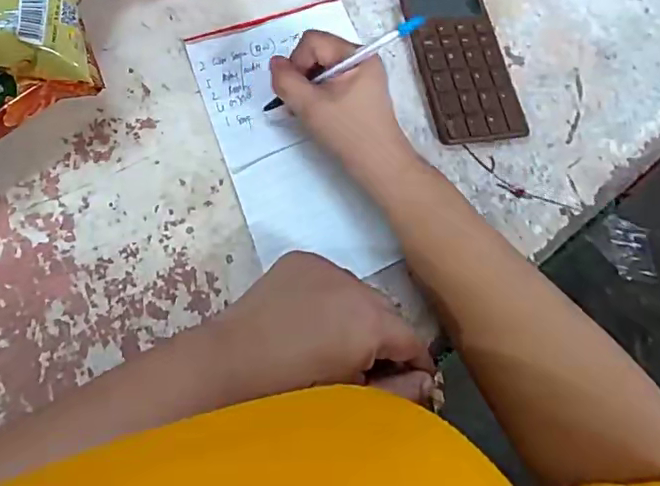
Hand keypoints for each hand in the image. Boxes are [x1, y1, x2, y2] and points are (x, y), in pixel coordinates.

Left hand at [207, 252, 435, 403]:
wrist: (233, 362)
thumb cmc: (294, 390)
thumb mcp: (351, 400)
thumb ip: (397, 392)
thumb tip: (427, 383)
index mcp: (371, 319)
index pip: (413, 338)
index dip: (416, 365)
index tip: (411, 384)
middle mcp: (353, 282)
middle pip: (386, 310)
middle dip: (386, 338)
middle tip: (369, 369)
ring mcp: (323, 265)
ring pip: (358, 291)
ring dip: (358, 314)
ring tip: (337, 344)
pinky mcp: (299, 259)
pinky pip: (329, 277)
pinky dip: (330, 295)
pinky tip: (314, 320)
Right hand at [269, 30, 420, 180]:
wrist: (381, 166)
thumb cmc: (347, 133)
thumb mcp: (309, 106)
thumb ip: (286, 80)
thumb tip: (275, 63)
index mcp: (356, 55)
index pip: (312, 41)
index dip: (296, 62)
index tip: (296, 90)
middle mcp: (361, 58)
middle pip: (316, 51)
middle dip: (301, 74)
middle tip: (299, 101)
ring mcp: (363, 73)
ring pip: (321, 66)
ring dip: (307, 85)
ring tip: (307, 109)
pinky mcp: (360, 89)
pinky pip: (330, 78)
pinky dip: (317, 92)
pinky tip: (317, 112)